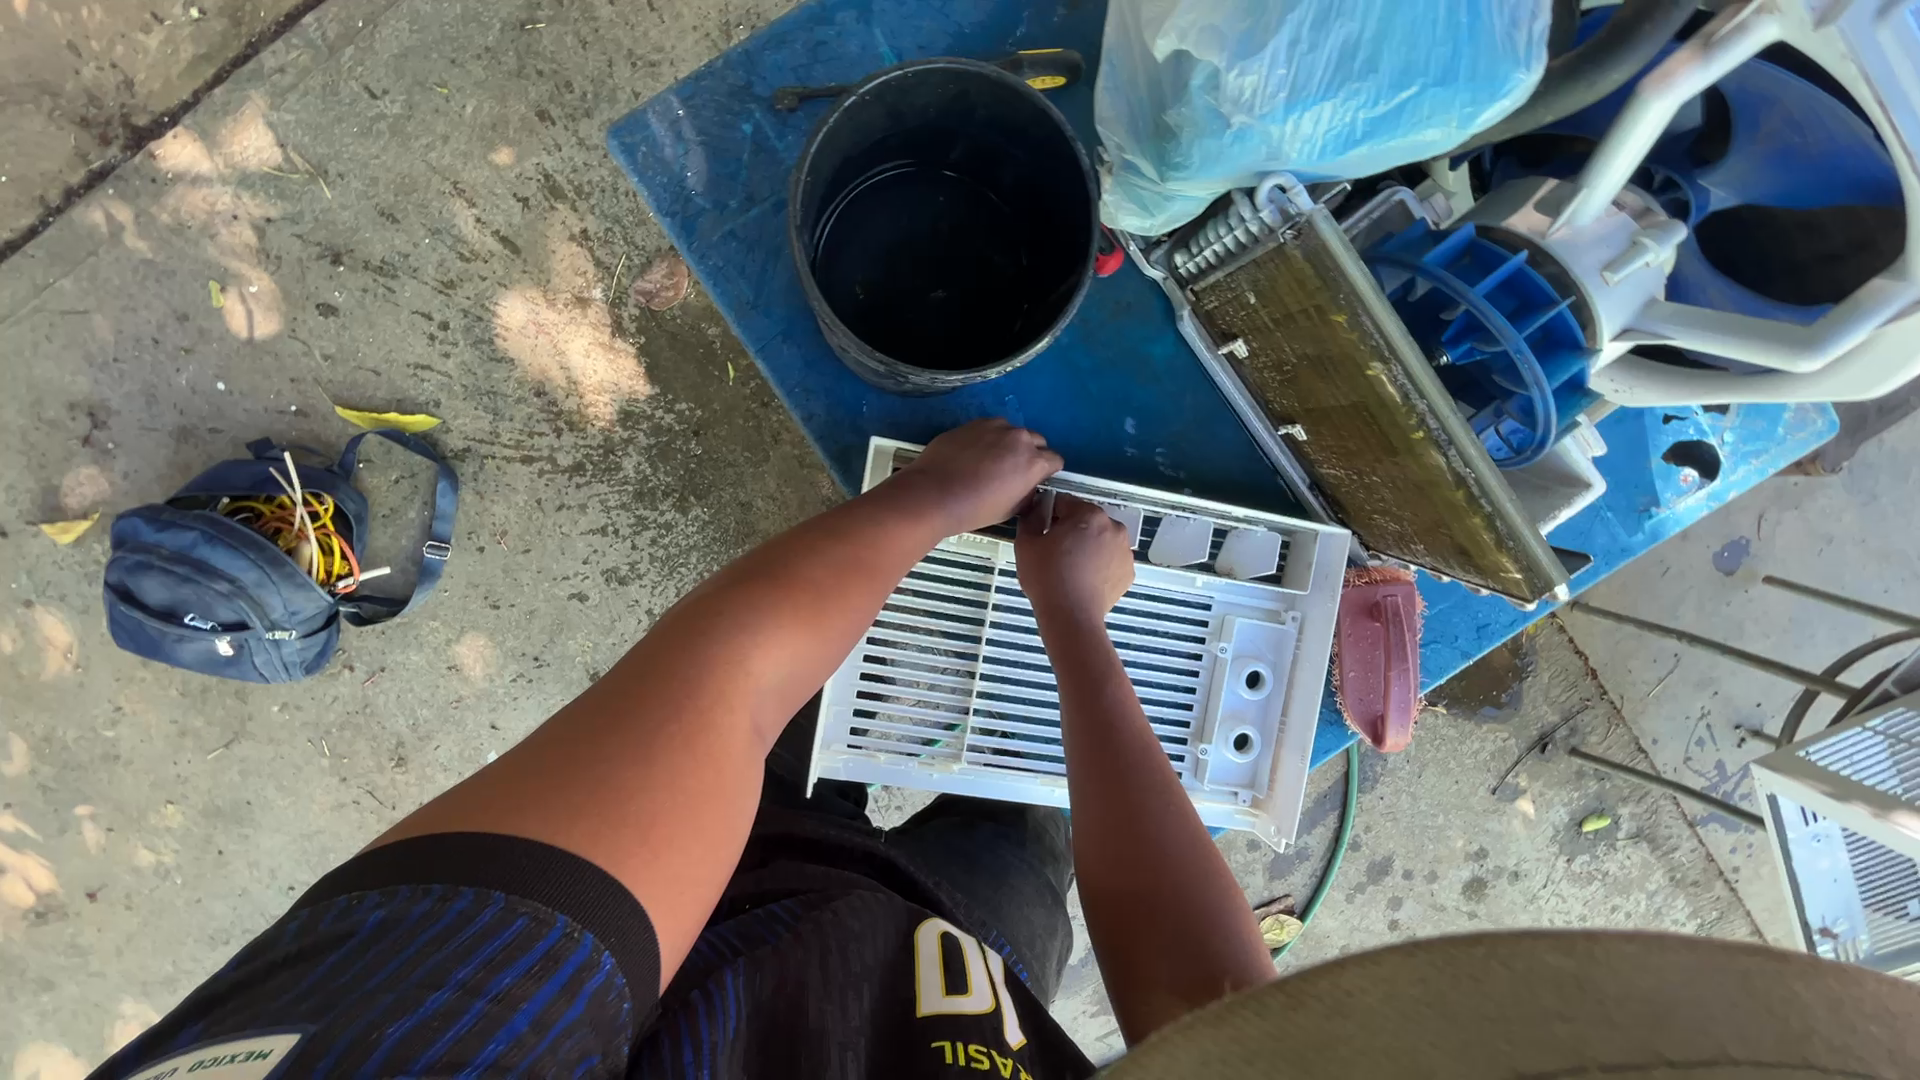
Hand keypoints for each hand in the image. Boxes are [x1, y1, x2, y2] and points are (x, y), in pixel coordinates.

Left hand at [885, 419, 1063, 534]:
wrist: (934, 493)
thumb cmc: (975, 509)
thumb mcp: (1010, 510)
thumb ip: (1028, 493)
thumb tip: (1030, 486)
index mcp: (1034, 462)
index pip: (1055, 460)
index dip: (1047, 471)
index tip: (1036, 479)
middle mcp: (1020, 438)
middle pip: (1038, 441)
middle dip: (1031, 454)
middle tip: (1014, 470)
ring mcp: (996, 426)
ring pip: (1013, 432)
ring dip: (1009, 443)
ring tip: (992, 460)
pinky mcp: (974, 422)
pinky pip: (991, 428)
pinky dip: (989, 438)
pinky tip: (974, 453)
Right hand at [1016, 494, 1134, 628]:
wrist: (1071, 615)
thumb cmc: (1046, 577)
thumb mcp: (1026, 543)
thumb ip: (1031, 519)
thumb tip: (1037, 511)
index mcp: (1089, 514)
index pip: (1065, 503)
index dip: (1050, 515)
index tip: (1042, 531)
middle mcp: (1113, 527)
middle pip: (1086, 520)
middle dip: (1072, 530)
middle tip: (1055, 552)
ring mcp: (1124, 551)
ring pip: (1101, 540)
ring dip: (1088, 546)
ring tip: (1071, 568)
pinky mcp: (1128, 572)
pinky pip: (1110, 560)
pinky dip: (1100, 564)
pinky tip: (1085, 579)